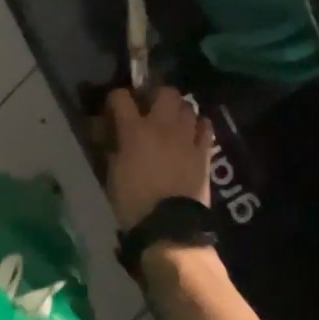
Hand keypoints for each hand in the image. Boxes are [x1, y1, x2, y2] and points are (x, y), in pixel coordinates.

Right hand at [103, 87, 214, 229]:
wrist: (169, 227)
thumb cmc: (133, 201)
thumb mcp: (113, 172)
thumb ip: (113, 147)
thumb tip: (113, 135)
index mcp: (134, 130)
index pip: (121, 96)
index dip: (116, 98)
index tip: (113, 107)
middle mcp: (162, 127)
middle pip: (165, 92)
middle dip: (155, 94)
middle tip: (149, 107)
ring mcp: (186, 139)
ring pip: (188, 107)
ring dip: (178, 110)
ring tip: (171, 121)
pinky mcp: (204, 154)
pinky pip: (205, 128)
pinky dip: (198, 126)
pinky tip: (191, 133)